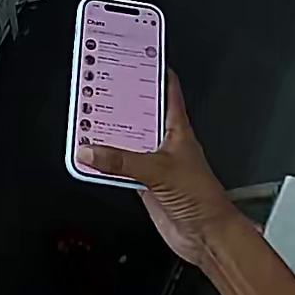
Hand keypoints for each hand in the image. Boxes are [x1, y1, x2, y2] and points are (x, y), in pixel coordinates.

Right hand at [79, 72, 239, 267]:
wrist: (208, 237)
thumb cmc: (205, 200)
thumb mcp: (160, 171)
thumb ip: (122, 161)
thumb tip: (91, 152)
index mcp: (177, 128)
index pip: (166, 90)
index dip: (153, 70)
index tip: (136, 56)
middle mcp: (165, 142)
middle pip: (138, 114)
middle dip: (119, 102)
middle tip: (98, 88)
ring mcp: (153, 162)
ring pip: (126, 140)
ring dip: (108, 135)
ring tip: (87, 122)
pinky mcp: (144, 182)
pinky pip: (119, 167)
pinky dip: (104, 163)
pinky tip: (91, 159)